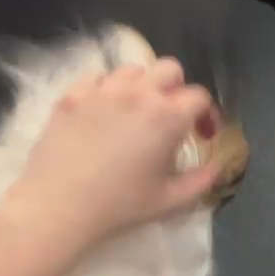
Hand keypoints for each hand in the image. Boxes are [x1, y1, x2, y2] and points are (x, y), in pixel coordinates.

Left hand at [0, 58, 218, 250]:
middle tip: (170, 116)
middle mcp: (138, 94)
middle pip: (170, 69)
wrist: (58, 206)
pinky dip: (105, 88)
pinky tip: (102, 110)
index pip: (199, 96)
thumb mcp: (169, 201)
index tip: (201, 134)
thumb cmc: (119, 205)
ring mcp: (102, 91)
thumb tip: (216, 167)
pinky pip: (95, 77)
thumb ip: (201, 181)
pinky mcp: (72, 96)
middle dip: (177, 89)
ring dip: (141, 85)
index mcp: (167, 117)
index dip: (206, 113)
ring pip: (132, 69)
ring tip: (135, 110)